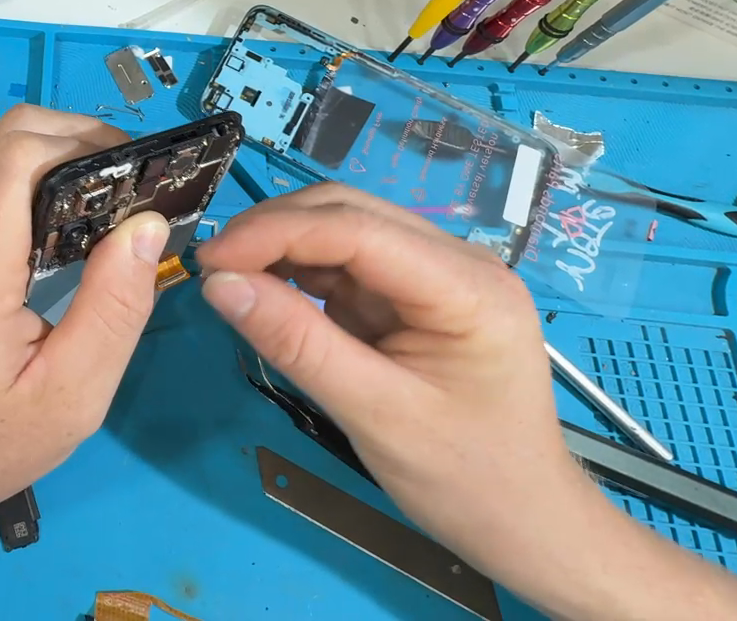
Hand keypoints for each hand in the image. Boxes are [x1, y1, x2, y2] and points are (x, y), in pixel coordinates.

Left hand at [0, 105, 171, 533]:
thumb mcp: (72, 394)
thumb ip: (114, 306)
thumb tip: (147, 224)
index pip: (18, 158)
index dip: (82, 143)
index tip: (136, 171)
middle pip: (7, 136)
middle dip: (76, 137)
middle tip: (132, 177)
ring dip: (55, 150)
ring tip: (110, 189)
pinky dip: (33, 171)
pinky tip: (71, 208)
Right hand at [193, 184, 606, 588]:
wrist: (526, 526)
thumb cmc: (466, 479)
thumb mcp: (373, 415)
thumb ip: (295, 343)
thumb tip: (216, 284)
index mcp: (466, 286)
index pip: (354, 228)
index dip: (273, 232)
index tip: (209, 261)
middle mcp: (453, 260)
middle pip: (344, 211)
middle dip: (271, 230)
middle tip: (212, 269)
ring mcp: (430, 271)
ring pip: (335, 225)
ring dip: (277, 245)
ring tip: (230, 280)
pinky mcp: (405, 290)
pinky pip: (336, 258)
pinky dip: (292, 267)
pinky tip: (265, 292)